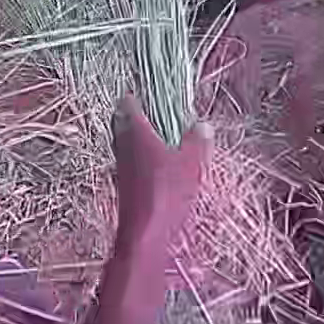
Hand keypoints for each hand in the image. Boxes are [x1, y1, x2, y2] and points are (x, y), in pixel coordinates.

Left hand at [111, 97, 209, 251]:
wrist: (144, 232)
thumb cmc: (166, 192)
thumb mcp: (191, 163)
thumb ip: (197, 141)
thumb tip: (204, 125)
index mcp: (135, 131)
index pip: (128, 102)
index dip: (137, 94)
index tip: (149, 91)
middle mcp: (122, 143)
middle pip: (122, 118)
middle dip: (135, 112)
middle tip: (153, 110)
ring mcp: (120, 162)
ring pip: (123, 138)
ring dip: (137, 133)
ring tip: (158, 134)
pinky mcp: (122, 180)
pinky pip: (128, 156)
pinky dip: (138, 152)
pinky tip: (156, 161)